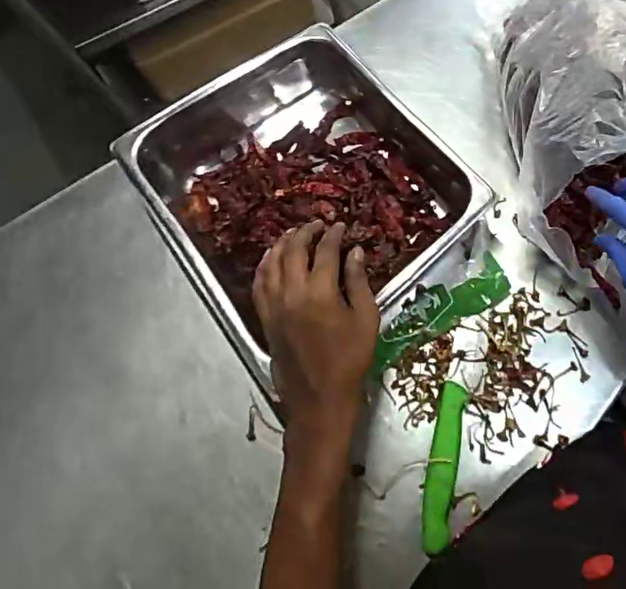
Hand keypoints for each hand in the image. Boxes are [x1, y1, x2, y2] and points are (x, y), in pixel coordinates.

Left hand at [252, 220, 379, 435]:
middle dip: (306, 232)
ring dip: (284, 243)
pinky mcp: (265, 316)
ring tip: (295, 234)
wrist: (319, 399)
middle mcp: (292, 293)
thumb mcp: (366, 319)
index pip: (325, 251)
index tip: (340, 226)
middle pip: (294, 249)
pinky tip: (272, 257)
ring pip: (273, 262)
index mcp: (320, 292)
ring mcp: (274, 304)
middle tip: (318, 224)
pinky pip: (259, 282)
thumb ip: (358, 281)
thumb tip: (355, 251)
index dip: (333, 235)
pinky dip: (265, 264)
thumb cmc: (349, 360)